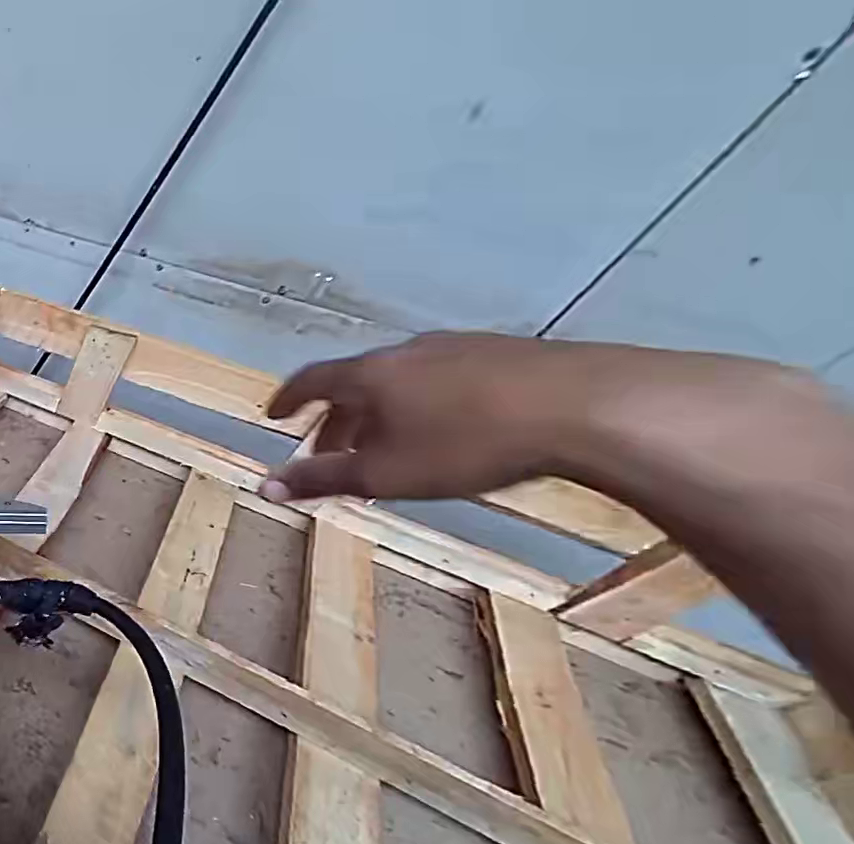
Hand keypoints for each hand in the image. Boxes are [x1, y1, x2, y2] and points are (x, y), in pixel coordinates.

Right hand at [260, 331, 808, 501]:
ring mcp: (459, 347)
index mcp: (370, 374)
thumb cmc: (464, 444)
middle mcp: (408, 351)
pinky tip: (442, 431)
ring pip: (399, 381)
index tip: (275, 414)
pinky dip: (419, 404)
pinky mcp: (504, 355)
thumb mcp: (382, 473)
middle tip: (330, 451)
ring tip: (384, 448)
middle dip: (335, 418)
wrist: (590, 409)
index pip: (312, 379)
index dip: (289, 398)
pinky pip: (439, 378)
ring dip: (378, 413)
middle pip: (356, 382)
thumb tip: (263, 487)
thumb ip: (320, 479)